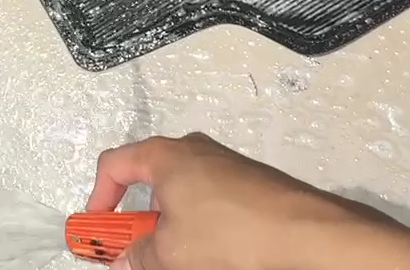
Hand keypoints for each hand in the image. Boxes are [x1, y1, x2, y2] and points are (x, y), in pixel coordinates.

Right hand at [87, 134, 409, 269]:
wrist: (314, 237)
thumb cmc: (229, 234)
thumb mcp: (174, 254)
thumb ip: (140, 255)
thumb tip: (124, 259)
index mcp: (164, 155)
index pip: (114, 163)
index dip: (98, 198)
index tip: (95, 233)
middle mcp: (191, 150)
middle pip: (149, 180)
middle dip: (139, 221)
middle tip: (139, 256)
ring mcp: (225, 166)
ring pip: (182, 196)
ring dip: (171, 230)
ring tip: (182, 262)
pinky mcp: (252, 186)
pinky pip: (211, 204)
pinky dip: (201, 230)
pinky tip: (215, 258)